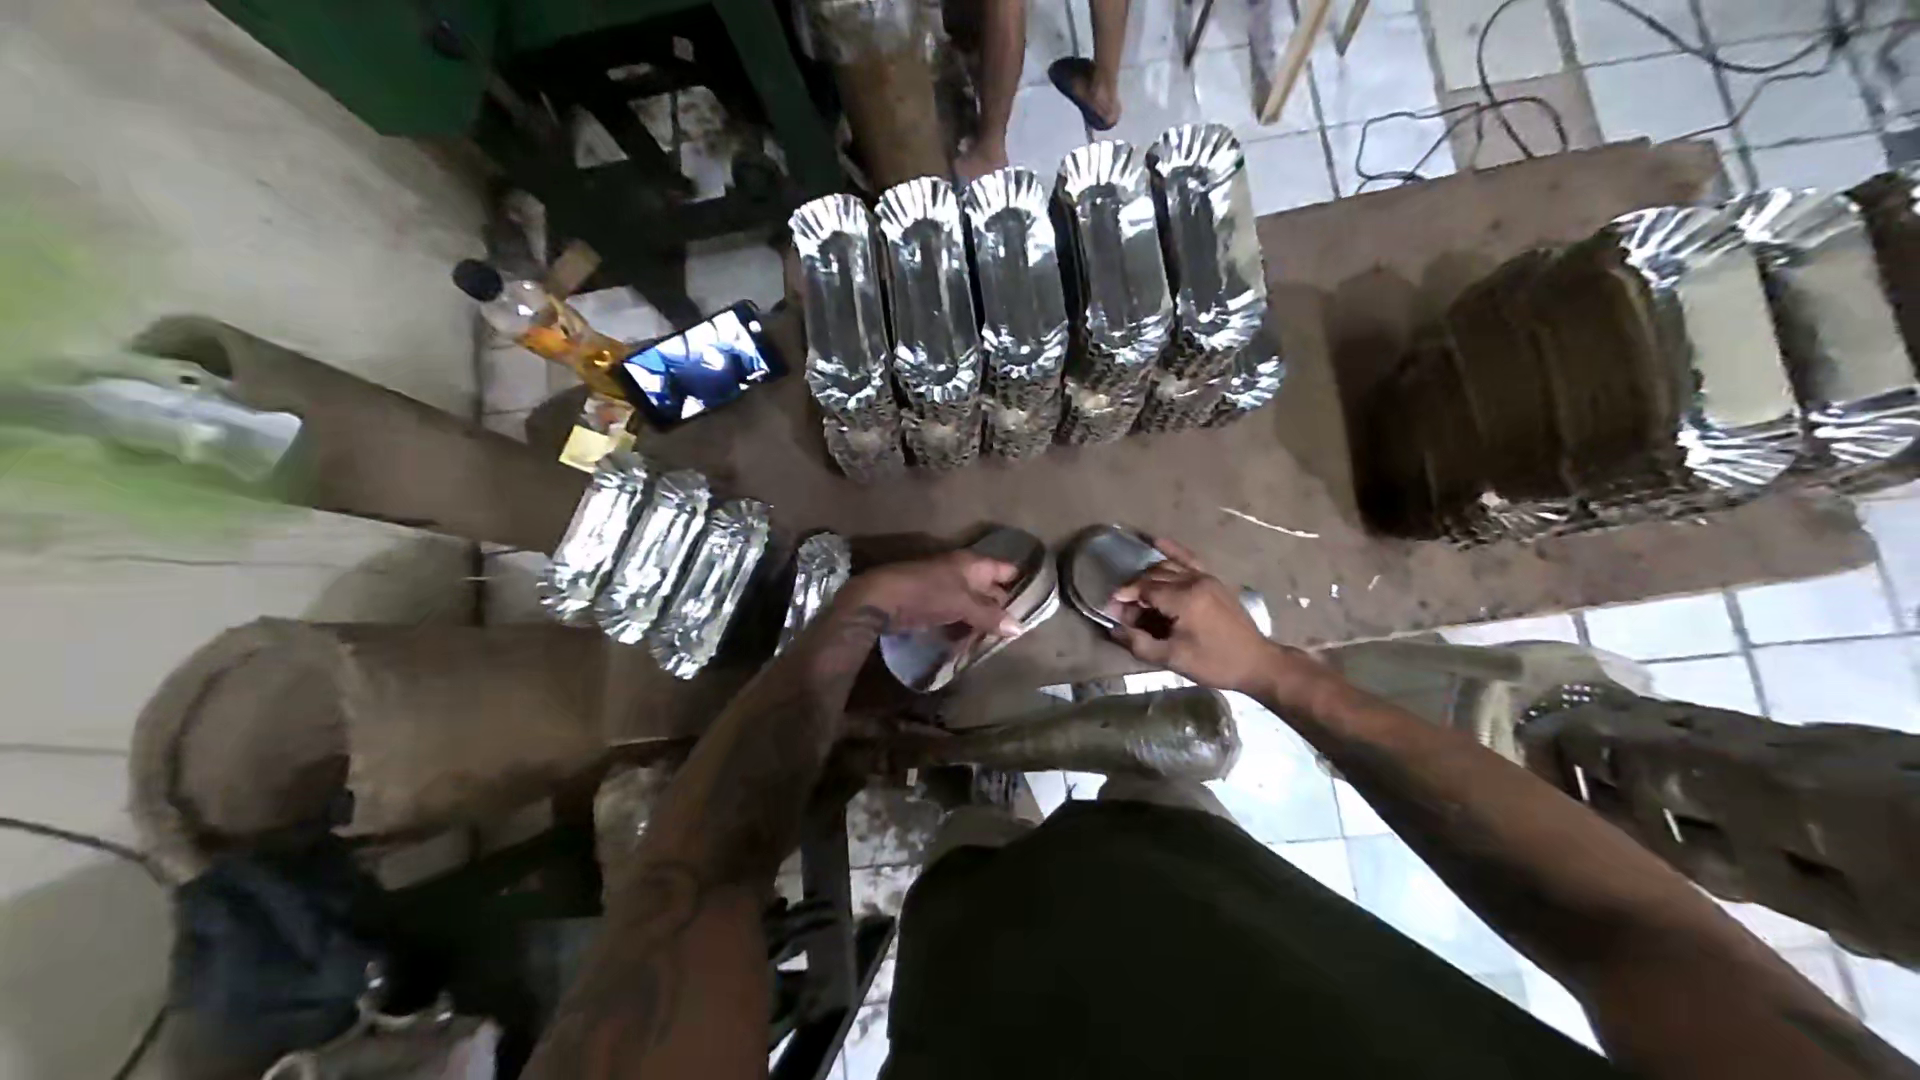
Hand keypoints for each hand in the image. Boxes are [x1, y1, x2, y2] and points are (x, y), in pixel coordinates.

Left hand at [839, 550, 1023, 638]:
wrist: (883, 598)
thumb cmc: (927, 592)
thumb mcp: (963, 602)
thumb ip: (990, 615)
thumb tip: (1019, 628)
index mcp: (973, 564)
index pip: (1006, 570)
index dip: (1021, 582)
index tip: (1039, 600)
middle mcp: (963, 574)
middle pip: (991, 589)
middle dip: (1005, 607)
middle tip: (1023, 628)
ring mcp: (948, 590)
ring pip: (975, 605)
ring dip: (986, 620)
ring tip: (1004, 640)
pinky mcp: (935, 607)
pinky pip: (959, 616)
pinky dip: (968, 626)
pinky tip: (978, 641)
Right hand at [1103, 537, 1300, 695]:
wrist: (1256, 662)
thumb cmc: (1214, 662)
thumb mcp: (1173, 658)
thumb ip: (1139, 643)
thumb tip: (1113, 629)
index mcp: (1184, 599)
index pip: (1144, 590)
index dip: (1124, 599)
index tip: (1110, 610)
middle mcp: (1194, 581)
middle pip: (1153, 578)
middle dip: (1133, 592)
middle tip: (1122, 611)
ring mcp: (1205, 577)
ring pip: (1167, 568)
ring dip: (1147, 577)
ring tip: (1136, 595)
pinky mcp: (1213, 580)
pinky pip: (1189, 559)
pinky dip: (1172, 550)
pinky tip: (1157, 541)